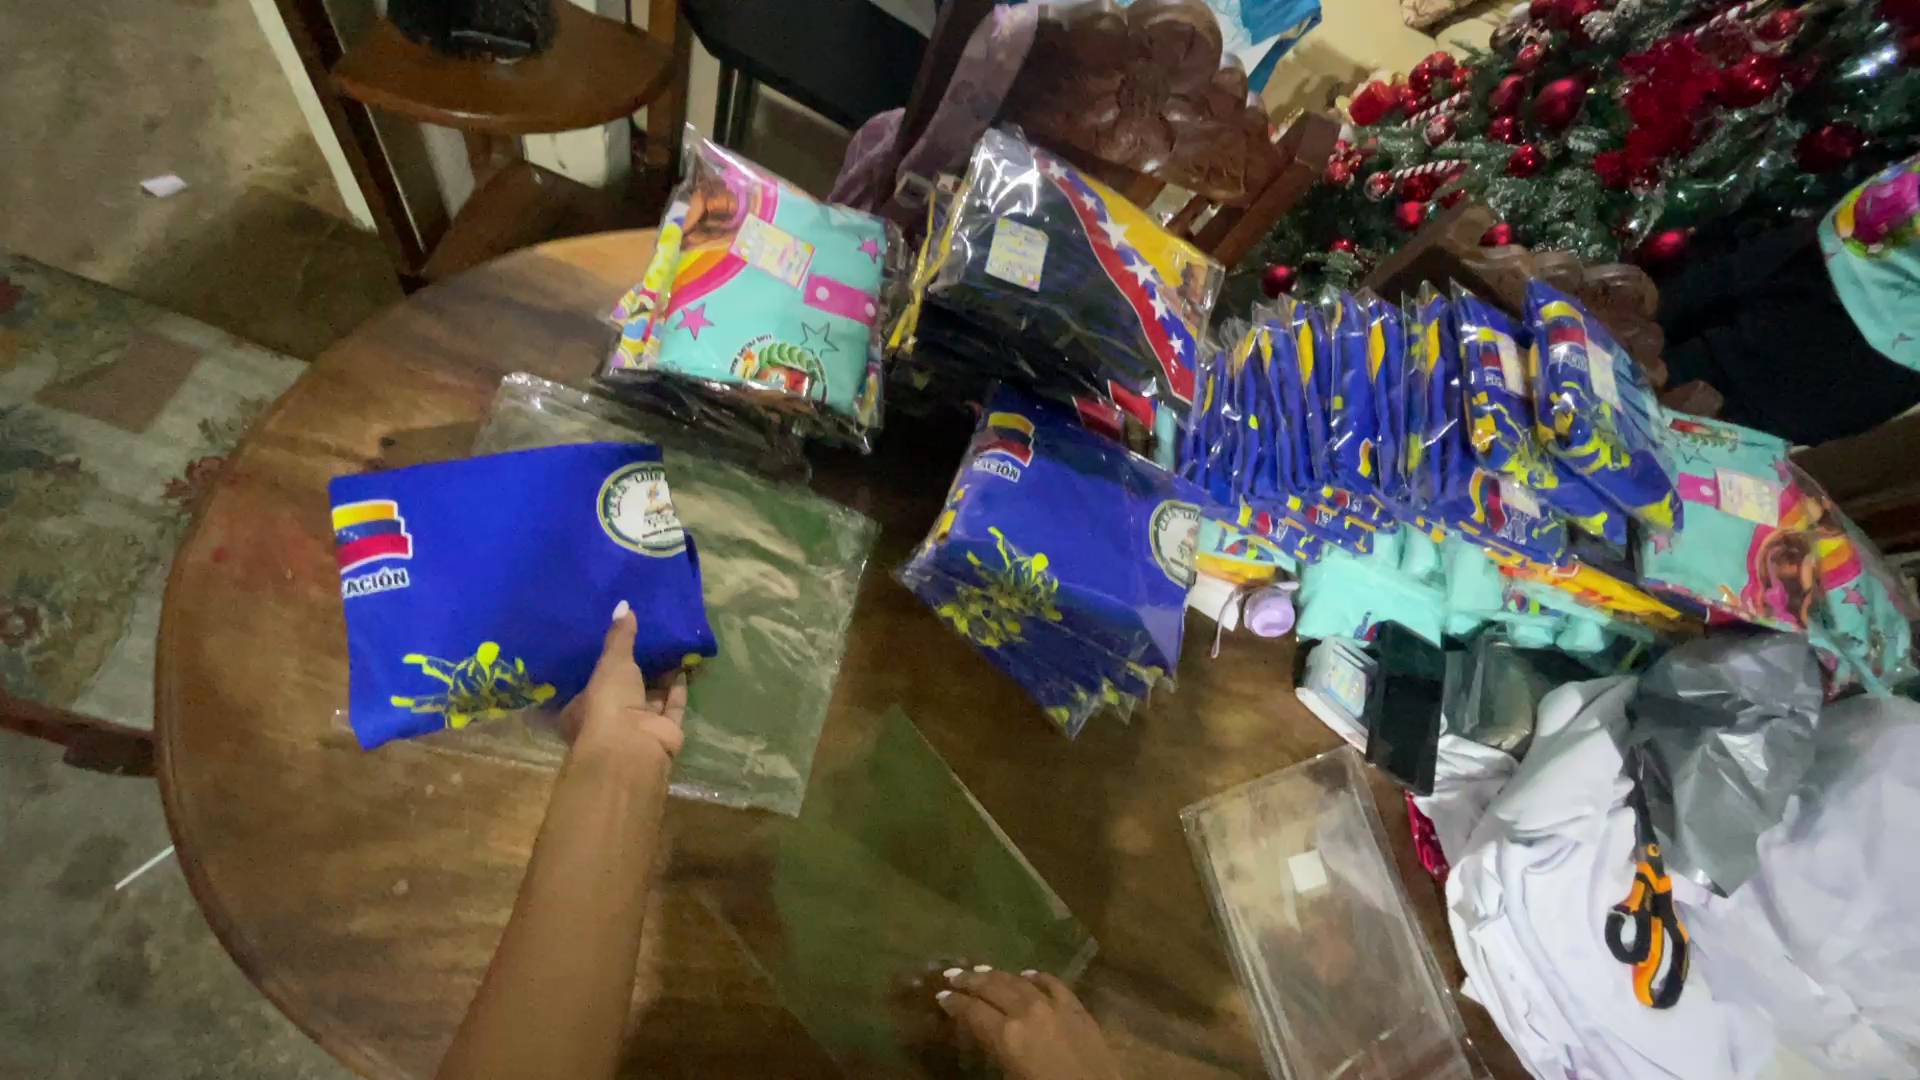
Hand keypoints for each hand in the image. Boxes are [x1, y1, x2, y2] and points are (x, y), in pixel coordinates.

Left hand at [557, 603, 687, 765]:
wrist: (632, 747)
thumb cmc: (608, 704)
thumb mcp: (611, 663)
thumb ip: (619, 637)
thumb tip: (624, 604)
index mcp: (583, 708)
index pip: (593, 683)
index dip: (606, 665)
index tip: (620, 644)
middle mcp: (610, 720)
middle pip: (626, 689)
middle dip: (639, 669)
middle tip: (651, 640)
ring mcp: (639, 727)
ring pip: (652, 696)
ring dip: (662, 676)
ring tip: (672, 646)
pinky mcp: (665, 731)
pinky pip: (673, 704)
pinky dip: (679, 687)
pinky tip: (686, 666)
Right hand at [937, 967, 1122, 1079]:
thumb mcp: (1012, 1077)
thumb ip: (995, 1051)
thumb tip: (983, 1034)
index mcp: (1008, 1035)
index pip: (973, 1011)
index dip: (955, 1003)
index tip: (941, 995)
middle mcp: (1027, 1011)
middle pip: (992, 988)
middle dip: (969, 980)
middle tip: (952, 974)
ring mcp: (1055, 1006)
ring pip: (1019, 981)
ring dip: (998, 975)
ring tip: (981, 970)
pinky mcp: (1078, 1008)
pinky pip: (1053, 984)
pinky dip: (1037, 977)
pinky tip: (1029, 974)